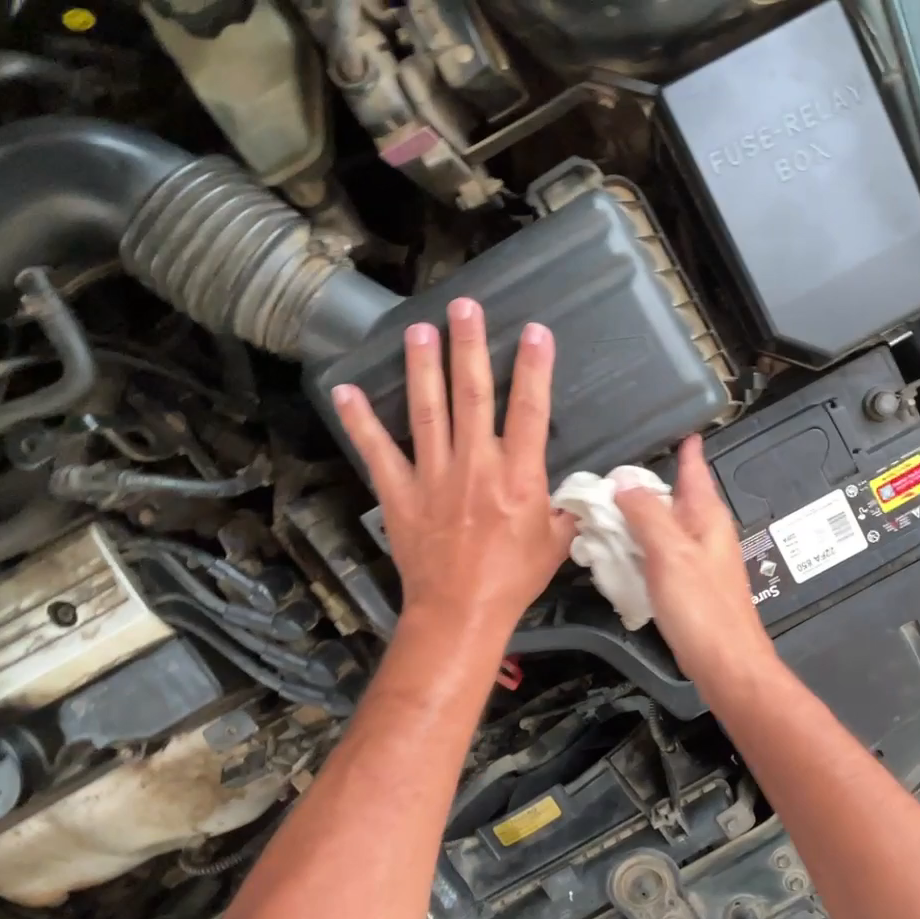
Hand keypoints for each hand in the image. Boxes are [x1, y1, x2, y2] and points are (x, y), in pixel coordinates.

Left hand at [332, 298, 572, 639]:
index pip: (530, 410)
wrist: (462, 611)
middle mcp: (476, 464)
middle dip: (469, 346)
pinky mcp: (399, 492)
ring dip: (423, 366)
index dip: (534, 368)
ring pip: (427, 409)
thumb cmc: (514, 578)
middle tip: (464, 307)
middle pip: (472, 394)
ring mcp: (433, 475)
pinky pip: (377, 450)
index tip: (535, 331)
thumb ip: (564, 510)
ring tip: (419, 329)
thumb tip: (573, 494)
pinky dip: (360, 420)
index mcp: (519, 475)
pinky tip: (346, 389)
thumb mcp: (556, 543)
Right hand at [616, 435, 778, 689]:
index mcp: (708, 518)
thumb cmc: (702, 608)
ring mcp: (701, 562)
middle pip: (680, 499)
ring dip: (643, 517)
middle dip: (652, 485)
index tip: (681, 430)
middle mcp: (708, 534)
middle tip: (616, 474)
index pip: (696, 472)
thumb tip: (625, 482)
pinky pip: (664, 555)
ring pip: (669, 528)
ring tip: (611, 508)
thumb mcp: (669, 554)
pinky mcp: (693, 587)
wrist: (727, 664)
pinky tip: (625, 553)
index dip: (687, 451)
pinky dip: (644, 547)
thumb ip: (647, 515)